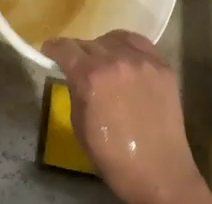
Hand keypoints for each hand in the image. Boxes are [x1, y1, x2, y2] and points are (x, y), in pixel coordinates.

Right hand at [43, 31, 211, 203]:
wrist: (160, 173)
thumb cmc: (113, 157)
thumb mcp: (79, 125)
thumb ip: (74, 91)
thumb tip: (74, 74)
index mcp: (90, 77)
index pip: (65, 47)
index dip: (53, 49)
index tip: (50, 52)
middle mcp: (115, 60)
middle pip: (88, 43)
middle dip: (79, 54)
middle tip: (80, 67)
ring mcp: (141, 61)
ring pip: (113, 39)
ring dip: (104, 49)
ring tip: (105, 63)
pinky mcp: (162, 66)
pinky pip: (139, 43)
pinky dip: (127, 47)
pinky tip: (126, 60)